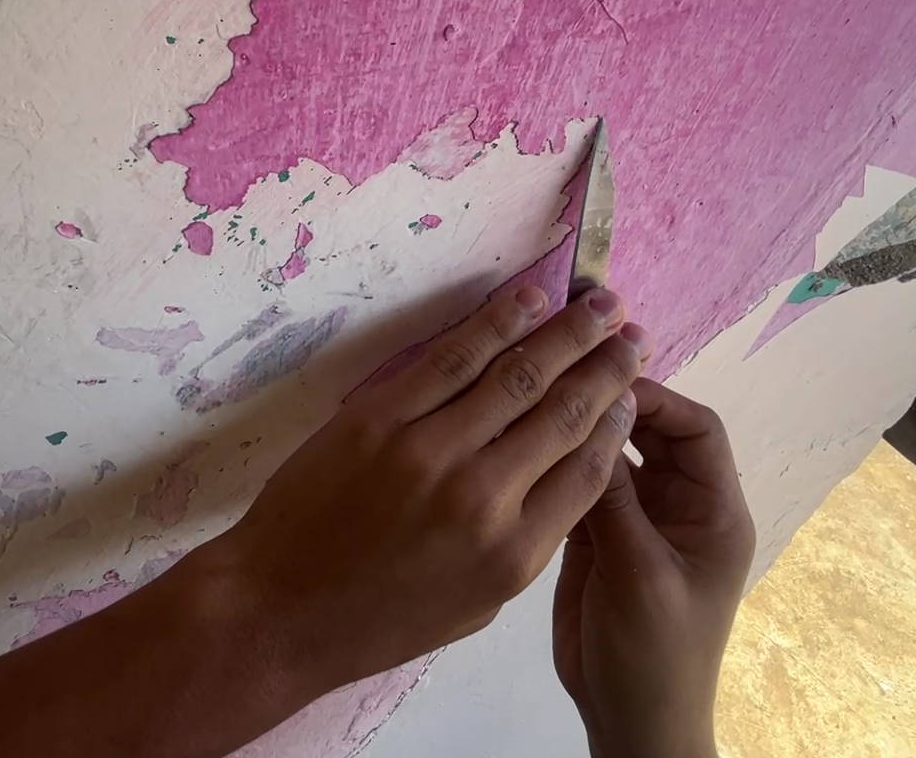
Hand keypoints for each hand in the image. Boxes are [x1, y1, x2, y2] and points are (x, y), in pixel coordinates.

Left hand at [185, 285, 649, 696]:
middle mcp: (484, 496)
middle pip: (562, 412)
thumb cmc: (379, 615)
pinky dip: (494, 325)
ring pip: (515, 375)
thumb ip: (523, 540)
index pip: (586, 469)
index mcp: (514, 553)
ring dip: (563, 333)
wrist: (281, 606)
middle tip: (631, 329)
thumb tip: (558, 471)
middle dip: (605, 365)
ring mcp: (430, 450)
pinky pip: (450, 361)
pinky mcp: (381, 417)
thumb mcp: (472, 601)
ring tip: (598, 302)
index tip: (634, 385)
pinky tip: (526, 301)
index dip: (615, 418)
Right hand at [551, 376, 755, 757]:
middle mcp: (675, 505)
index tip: (605, 381)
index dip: (659, 399)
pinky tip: (527, 444)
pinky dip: (560, 462)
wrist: (628, 719)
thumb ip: (613, 497)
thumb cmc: (655, 652)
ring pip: (612, 454)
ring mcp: (634, 518)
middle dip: (615, 405)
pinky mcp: (597, 533)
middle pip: (651, 434)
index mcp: (711, 512)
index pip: (697, 431)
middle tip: (562, 380)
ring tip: (537, 402)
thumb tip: (592, 417)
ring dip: (583, 431)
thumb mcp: (639, 573)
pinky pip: (581, 482)